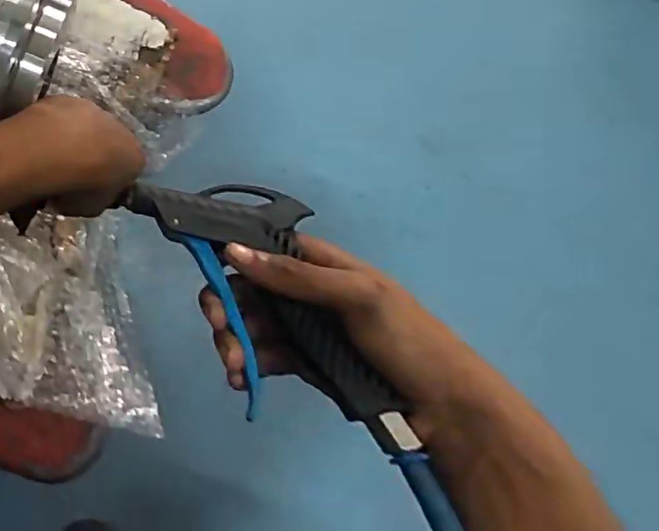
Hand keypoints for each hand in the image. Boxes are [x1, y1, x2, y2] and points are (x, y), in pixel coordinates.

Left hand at [4, 95, 144, 214]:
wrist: (52, 149)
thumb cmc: (78, 185)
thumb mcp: (92, 206)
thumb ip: (98, 197)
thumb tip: (92, 192)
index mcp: (134, 157)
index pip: (130, 168)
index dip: (111, 178)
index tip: (93, 186)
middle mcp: (120, 128)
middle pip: (110, 141)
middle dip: (96, 152)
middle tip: (73, 169)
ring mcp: (93, 109)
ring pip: (87, 124)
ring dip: (75, 135)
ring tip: (53, 152)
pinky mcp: (67, 98)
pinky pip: (64, 114)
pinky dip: (56, 123)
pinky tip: (41, 135)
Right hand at [202, 236, 623, 529]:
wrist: (450, 410)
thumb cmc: (406, 337)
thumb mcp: (356, 295)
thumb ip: (293, 275)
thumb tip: (232, 251)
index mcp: (311, 261)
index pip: (256, 248)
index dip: (226, 258)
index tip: (208, 275)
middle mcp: (298, 288)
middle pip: (243, 288)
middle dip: (224, 308)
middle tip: (219, 331)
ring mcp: (299, 325)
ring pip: (247, 324)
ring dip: (232, 342)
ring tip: (234, 369)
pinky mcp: (302, 360)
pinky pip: (262, 355)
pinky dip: (247, 365)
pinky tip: (242, 380)